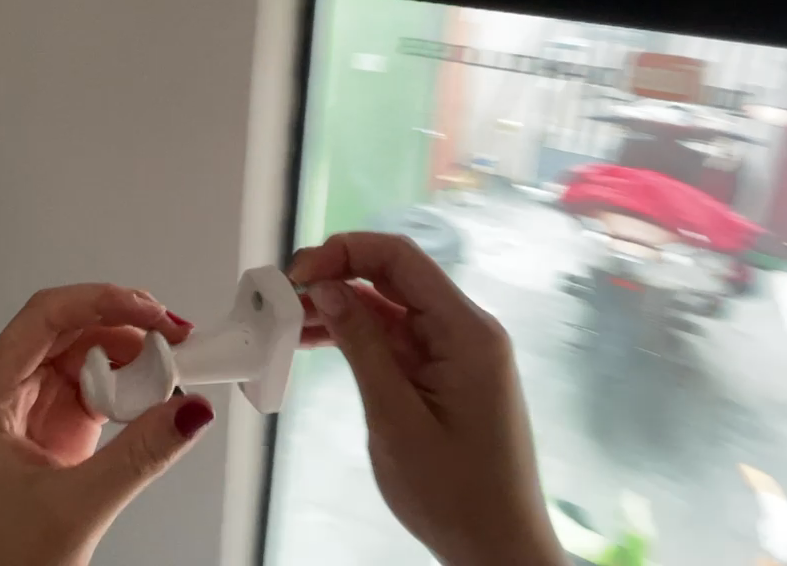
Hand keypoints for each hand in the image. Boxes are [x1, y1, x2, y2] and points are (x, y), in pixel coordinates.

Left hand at [0, 284, 216, 565]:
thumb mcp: (72, 510)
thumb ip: (137, 456)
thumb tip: (188, 410)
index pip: (43, 317)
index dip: (98, 301)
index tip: (146, 309)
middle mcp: (4, 393)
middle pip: (67, 329)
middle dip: (122, 323)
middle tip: (170, 332)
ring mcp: (29, 411)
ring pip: (82, 355)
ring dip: (128, 354)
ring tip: (168, 365)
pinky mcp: (52, 432)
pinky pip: (93, 388)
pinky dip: (125, 386)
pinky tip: (150, 395)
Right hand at [290, 233, 564, 565]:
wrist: (500, 555)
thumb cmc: (454, 494)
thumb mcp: (396, 418)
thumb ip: (361, 344)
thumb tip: (325, 286)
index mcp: (466, 330)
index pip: (400, 258)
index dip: (345, 251)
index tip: (300, 272)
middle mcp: (463, 327)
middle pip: (392, 274)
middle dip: (336, 273)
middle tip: (286, 292)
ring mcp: (453, 348)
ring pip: (386, 302)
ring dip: (338, 304)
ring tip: (287, 317)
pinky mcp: (441, 368)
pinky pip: (392, 333)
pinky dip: (353, 332)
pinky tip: (312, 338)